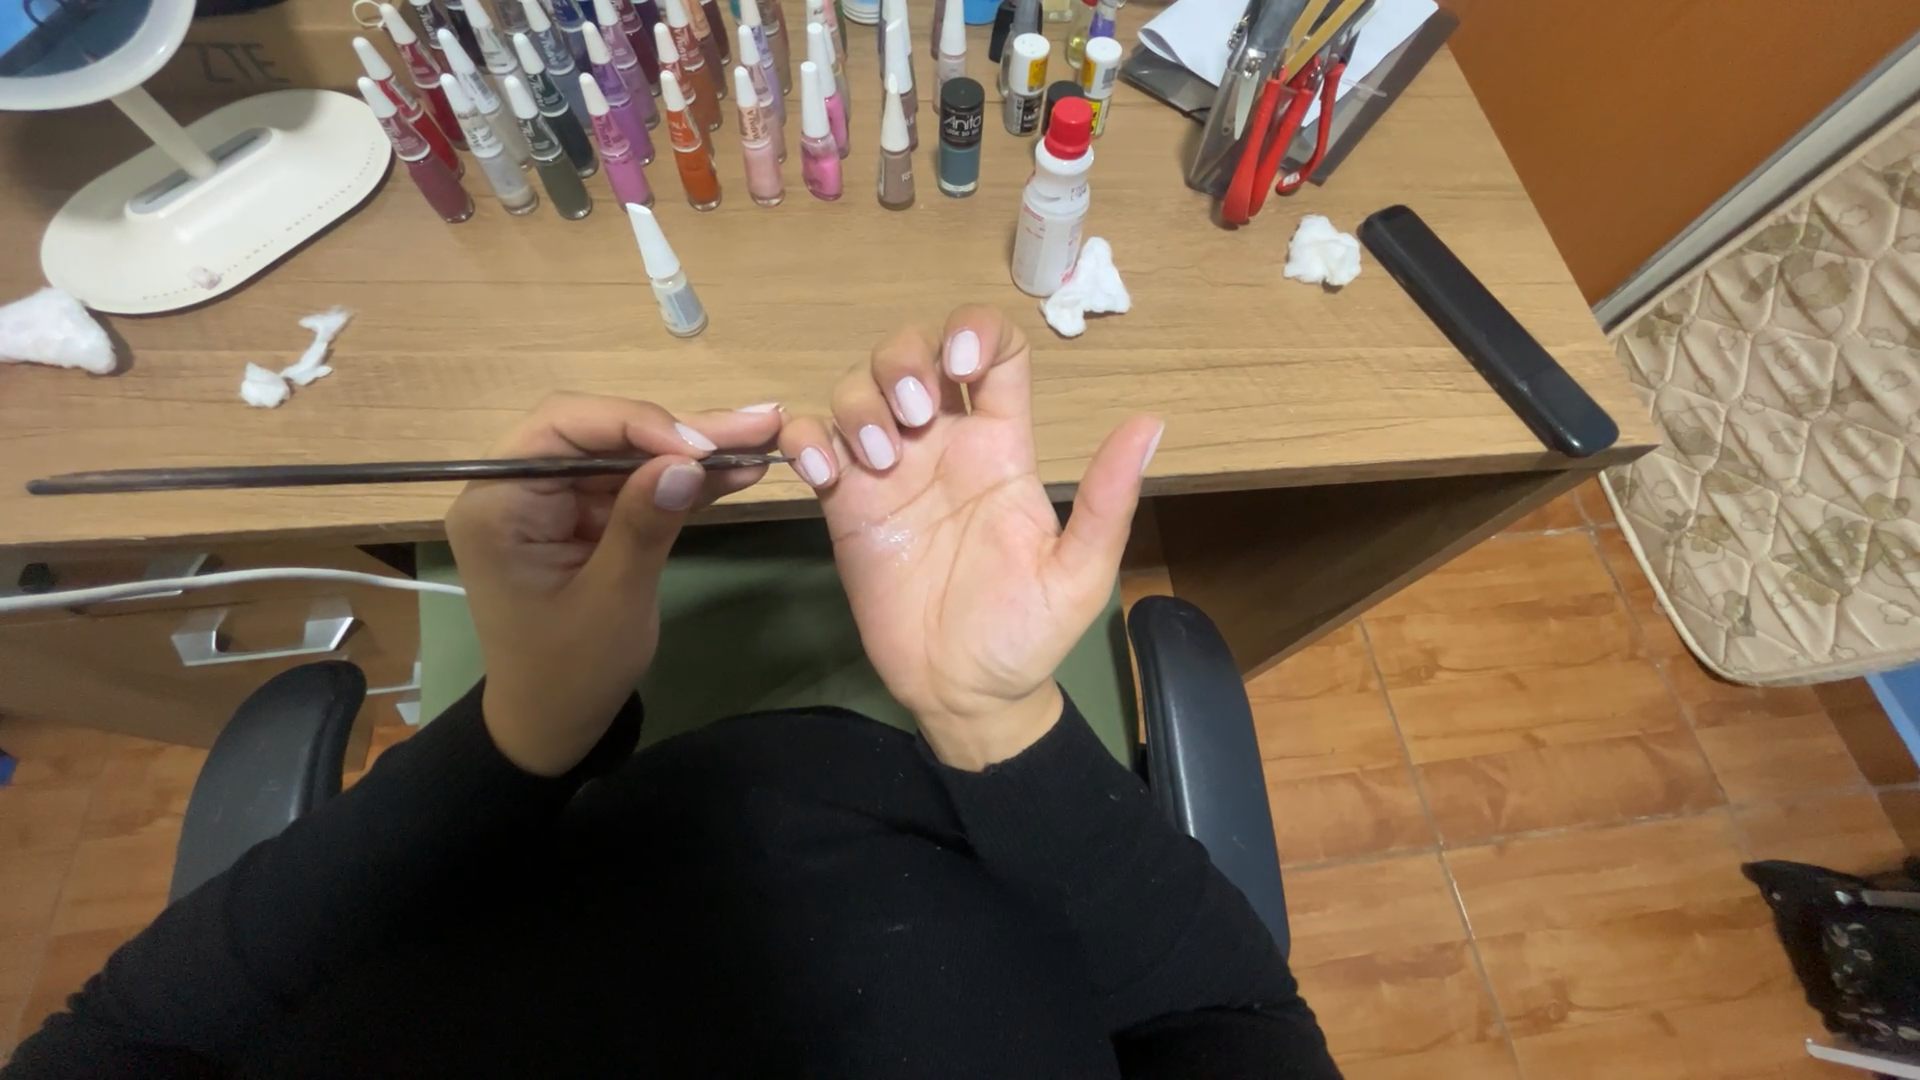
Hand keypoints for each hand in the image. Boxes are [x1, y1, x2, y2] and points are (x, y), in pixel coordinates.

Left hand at [446, 394, 782, 775]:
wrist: (558, 718)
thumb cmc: (572, 670)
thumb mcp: (613, 601)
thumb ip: (644, 525)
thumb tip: (687, 463)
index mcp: (501, 504)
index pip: (564, 429)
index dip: (636, 425)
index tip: (700, 449)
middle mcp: (525, 487)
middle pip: (606, 432)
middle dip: (683, 430)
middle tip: (757, 423)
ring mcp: (563, 500)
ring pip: (635, 453)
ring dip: (699, 449)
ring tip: (763, 436)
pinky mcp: (594, 516)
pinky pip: (645, 484)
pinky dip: (692, 479)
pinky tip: (741, 468)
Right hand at [779, 307, 1162, 769]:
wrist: (963, 691)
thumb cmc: (1025, 632)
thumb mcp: (1077, 573)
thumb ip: (1104, 501)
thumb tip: (1150, 422)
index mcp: (1003, 448)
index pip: (997, 352)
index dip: (977, 333)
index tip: (963, 370)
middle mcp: (945, 445)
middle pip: (915, 352)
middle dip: (905, 360)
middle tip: (914, 413)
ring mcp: (891, 471)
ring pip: (860, 388)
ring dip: (861, 403)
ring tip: (879, 461)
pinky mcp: (847, 503)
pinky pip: (813, 444)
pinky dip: (806, 440)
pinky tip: (822, 474)